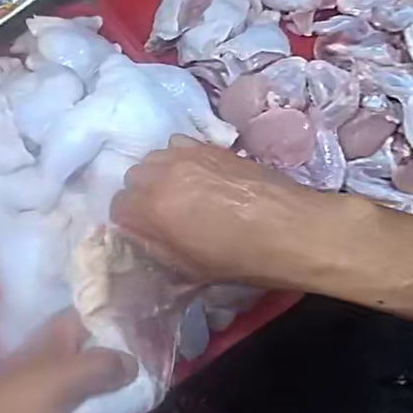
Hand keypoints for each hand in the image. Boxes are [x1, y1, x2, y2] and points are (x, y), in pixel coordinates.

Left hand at [0, 311, 134, 412]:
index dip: (128, 332)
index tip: (152, 357)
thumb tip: (134, 362)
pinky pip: (88, 410)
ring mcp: (57, 380)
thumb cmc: (27, 402)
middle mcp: (60, 350)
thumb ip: (104, 364)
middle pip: (107, 357)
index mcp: (60, 332)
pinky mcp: (55, 408)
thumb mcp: (68, 378)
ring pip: (101, 387)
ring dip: (119, 412)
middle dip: (130, 386)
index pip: (101, 317)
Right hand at [110, 135, 377, 287]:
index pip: (118, 205)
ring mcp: (184, 156)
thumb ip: (152, 245)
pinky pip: (176, 144)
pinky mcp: (207, 146)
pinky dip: (178, 158)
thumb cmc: (242, 258)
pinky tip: (196, 173)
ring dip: (159, 174)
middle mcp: (161, 175)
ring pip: (152, 159)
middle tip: (164, 212)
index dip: (130, 220)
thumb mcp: (188, 267)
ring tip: (180, 190)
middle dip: (142, 194)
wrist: (295, 229)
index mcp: (151, 208)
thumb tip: (136, 231)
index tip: (147, 230)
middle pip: (132, 178)